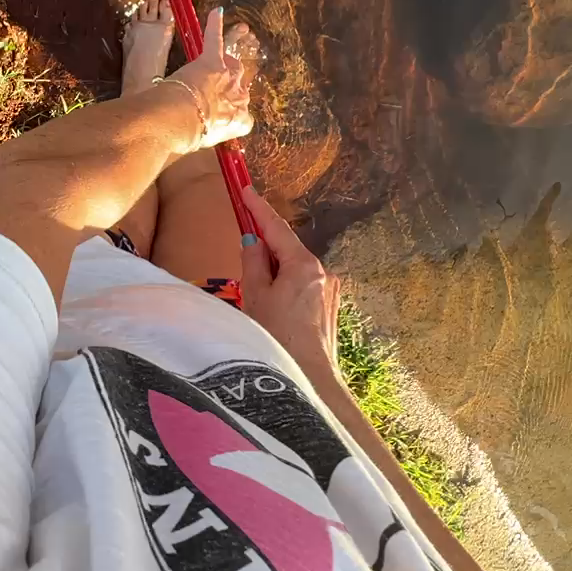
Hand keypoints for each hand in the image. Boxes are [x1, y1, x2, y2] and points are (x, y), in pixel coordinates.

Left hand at [161, 8, 252, 150]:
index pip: (242, 114)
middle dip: (229, 87)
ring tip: (230, 48)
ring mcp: (227, 78)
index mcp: (240, 121)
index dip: (228, 112)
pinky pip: (215, 40)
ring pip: (233, 63)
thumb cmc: (187, 136)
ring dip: (229, 58)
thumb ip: (206, 135)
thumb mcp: (204, 143)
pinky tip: (217, 12)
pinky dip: (214, 25)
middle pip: (240, 86)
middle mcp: (240, 97)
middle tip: (215, 91)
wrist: (177, 121)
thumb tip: (194, 135)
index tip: (217, 116)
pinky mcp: (210, 62)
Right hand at [238, 184, 338, 363]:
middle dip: (265, 246)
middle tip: (242, 251)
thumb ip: (253, 262)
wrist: (310, 380)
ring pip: (294, 269)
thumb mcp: (255, 295)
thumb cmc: (276, 337)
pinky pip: (301, 286)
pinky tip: (272, 306)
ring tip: (255, 293)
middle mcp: (322, 272)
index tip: (246, 189)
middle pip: (287, 248)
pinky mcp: (328, 308)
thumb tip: (253, 241)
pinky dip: (284, 285)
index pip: (276, 227)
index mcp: (304, 264)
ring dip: (274, 270)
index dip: (258, 208)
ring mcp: (329, 291)